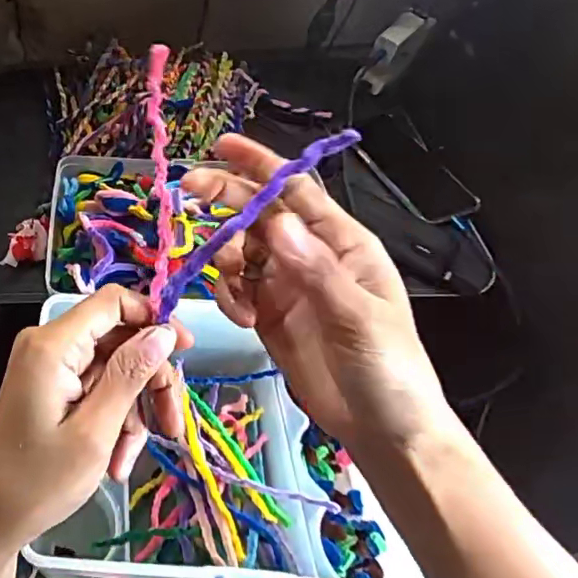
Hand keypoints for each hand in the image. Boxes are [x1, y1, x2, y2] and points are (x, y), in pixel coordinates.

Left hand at [0, 287, 188, 562]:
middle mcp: (49, 344)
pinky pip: (97, 389)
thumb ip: (129, 375)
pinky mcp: (52, 386)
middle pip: (119, 339)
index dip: (154, 317)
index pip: (112, 302)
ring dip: (132, 412)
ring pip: (114, 369)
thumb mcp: (95, 432)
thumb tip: (164, 331)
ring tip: (128, 460)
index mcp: (53, 344)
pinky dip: (113, 421)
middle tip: (172, 427)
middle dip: (149, 381)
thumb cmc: (39, 482)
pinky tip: (115, 461)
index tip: (187, 350)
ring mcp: (49, 366)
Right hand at [181, 134, 453, 450]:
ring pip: (240, 250)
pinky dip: (228, 297)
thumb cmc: (388, 368)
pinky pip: (234, 289)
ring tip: (237, 288)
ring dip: (226, 260)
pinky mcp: (267, 312)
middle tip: (189, 190)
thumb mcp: (358, 317)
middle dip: (225, 199)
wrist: (383, 430)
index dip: (259, 165)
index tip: (222, 146)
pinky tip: (244, 318)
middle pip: (257, 213)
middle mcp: (309, 255)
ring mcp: (285, 283)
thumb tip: (279, 225)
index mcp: (341, 242)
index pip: (295, 191)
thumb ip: (316, 271)